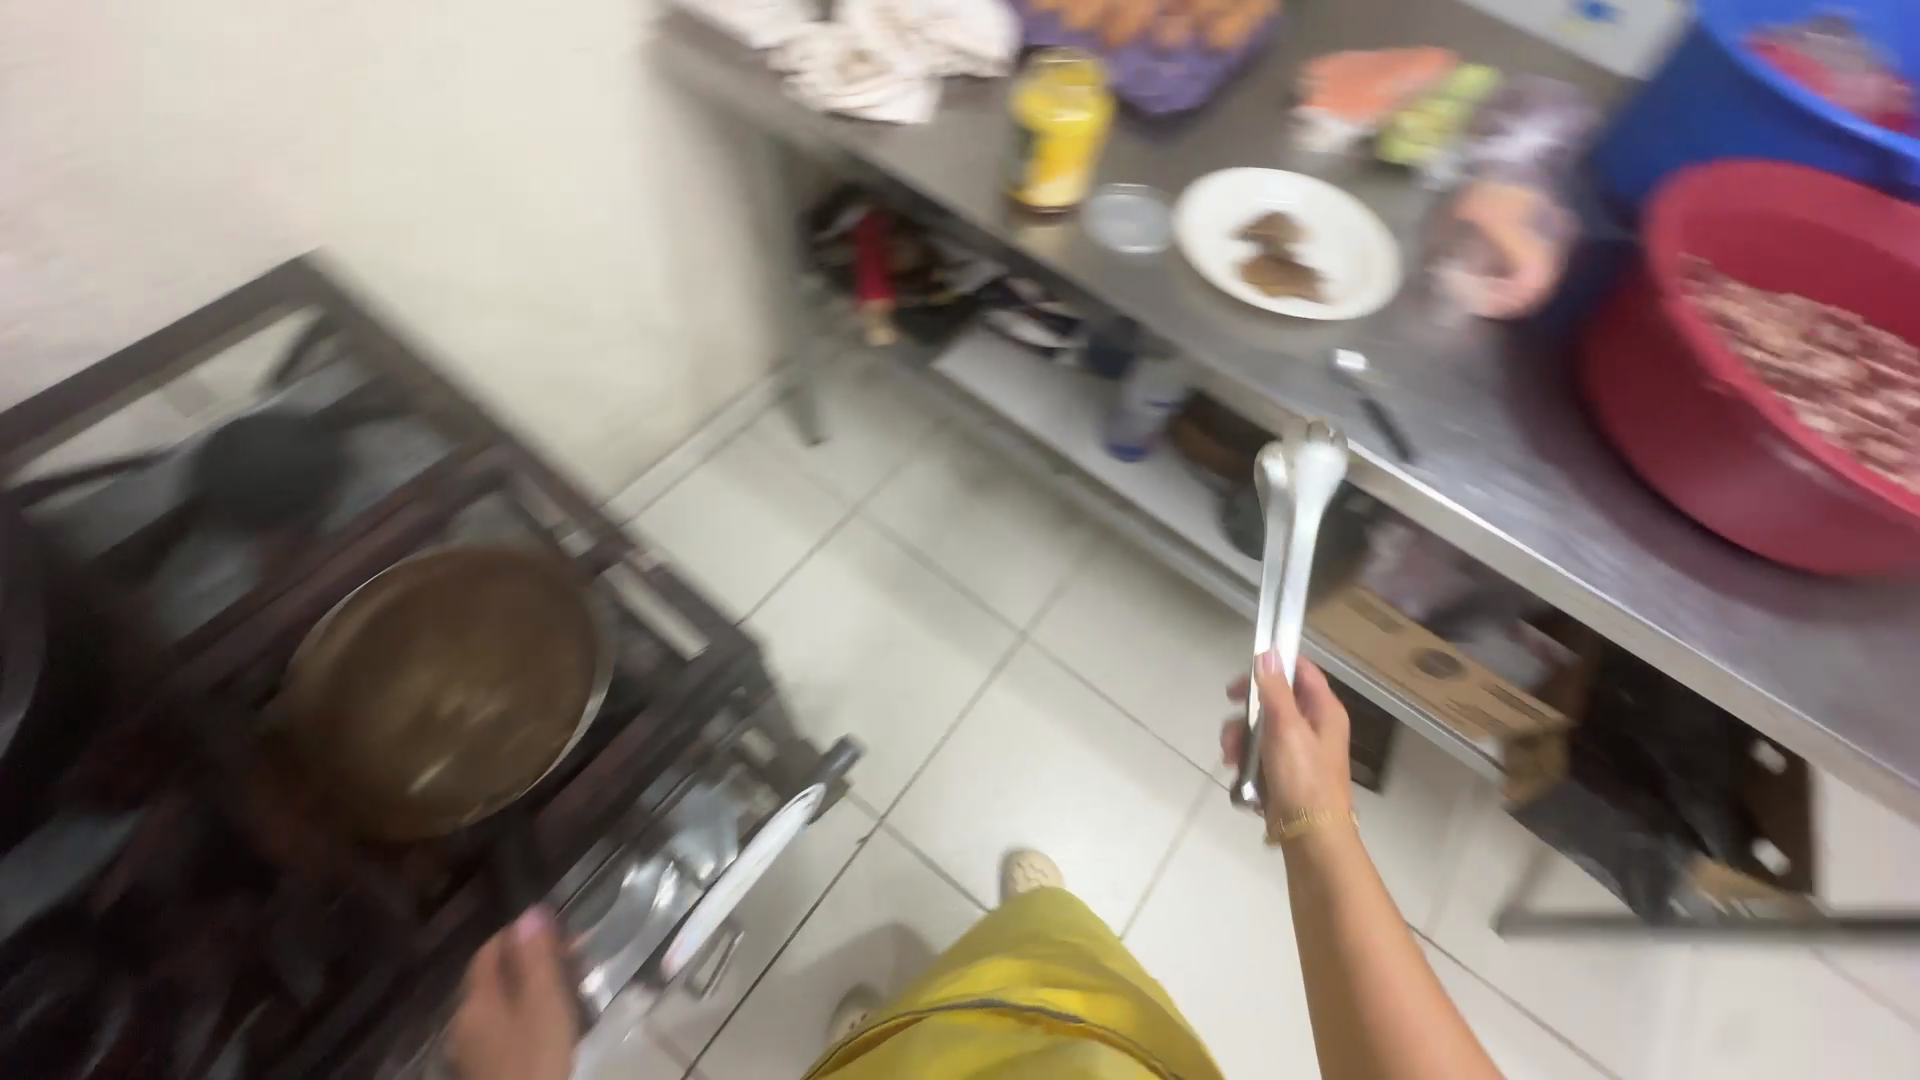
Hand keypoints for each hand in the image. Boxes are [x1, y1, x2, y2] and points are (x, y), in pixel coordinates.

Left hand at [445, 907, 577, 1079]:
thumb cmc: (536, 1057)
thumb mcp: (544, 1002)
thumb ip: (536, 957)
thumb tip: (530, 912)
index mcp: (476, 1001)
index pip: (491, 949)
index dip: (524, 932)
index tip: (563, 931)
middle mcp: (466, 1020)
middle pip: (498, 973)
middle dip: (537, 957)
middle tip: (579, 955)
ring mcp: (474, 1046)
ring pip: (506, 998)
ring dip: (540, 982)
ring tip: (577, 982)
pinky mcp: (488, 1065)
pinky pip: (508, 1021)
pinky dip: (533, 1008)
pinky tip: (559, 1016)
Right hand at [1220, 655, 1352, 828]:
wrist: (1310, 835)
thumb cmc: (1303, 778)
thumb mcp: (1286, 728)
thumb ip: (1274, 689)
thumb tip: (1268, 654)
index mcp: (1324, 711)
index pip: (1302, 670)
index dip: (1275, 664)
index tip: (1247, 671)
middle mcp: (1314, 726)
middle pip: (1275, 698)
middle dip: (1248, 707)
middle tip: (1231, 708)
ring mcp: (1299, 749)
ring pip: (1262, 726)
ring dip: (1241, 735)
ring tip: (1231, 754)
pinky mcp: (1285, 770)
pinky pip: (1260, 751)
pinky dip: (1246, 756)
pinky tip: (1236, 768)